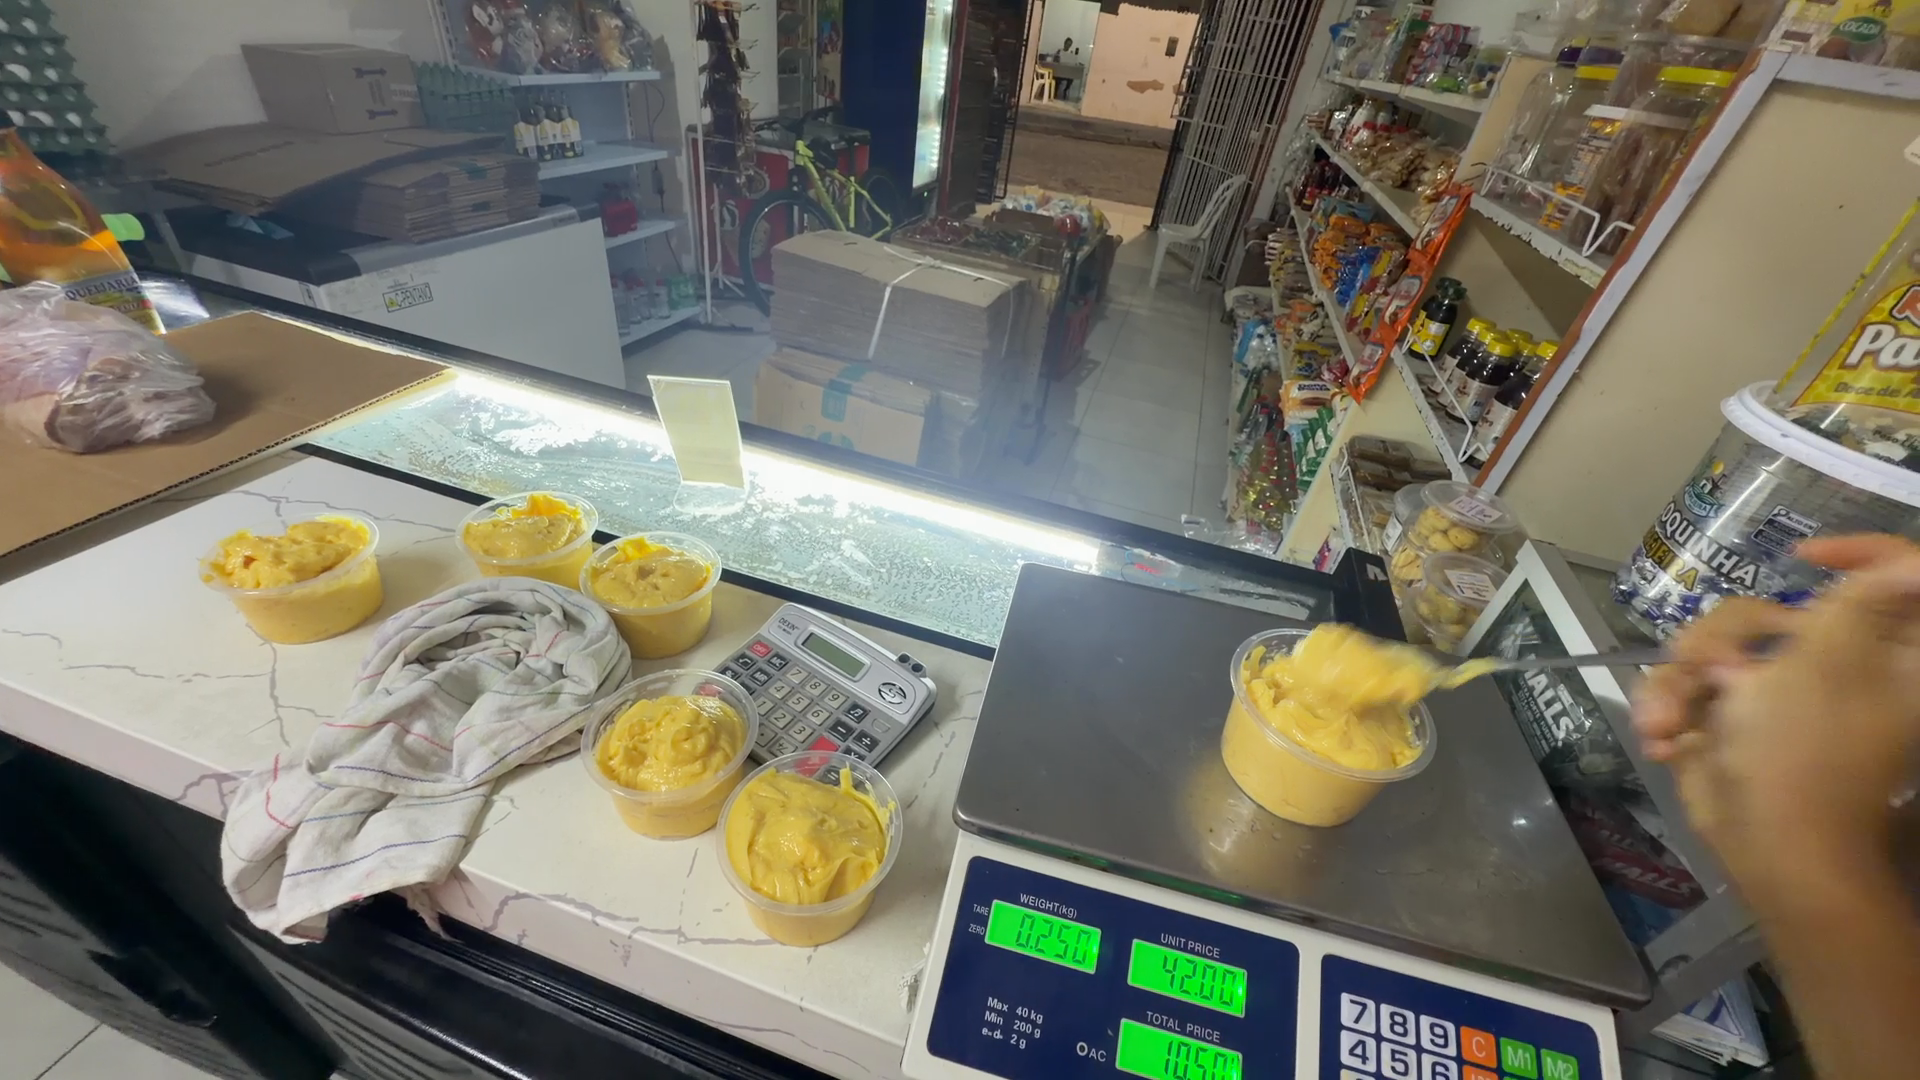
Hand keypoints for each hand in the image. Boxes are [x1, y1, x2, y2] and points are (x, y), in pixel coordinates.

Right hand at [1631, 535, 1919, 895]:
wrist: (1761, 837)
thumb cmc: (1799, 754)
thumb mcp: (1821, 671)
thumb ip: (1856, 610)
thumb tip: (1913, 567)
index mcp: (1880, 654)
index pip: (1893, 578)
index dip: (1858, 554)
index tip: (1801, 556)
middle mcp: (1830, 665)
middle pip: (1761, 613)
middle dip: (1712, 643)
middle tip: (1705, 671)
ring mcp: (1773, 690)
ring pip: (1705, 648)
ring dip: (1675, 685)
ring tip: (1665, 723)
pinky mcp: (1726, 711)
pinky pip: (1682, 683)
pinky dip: (1667, 708)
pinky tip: (1664, 736)